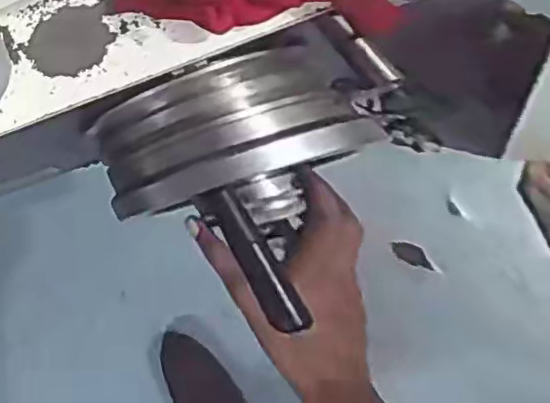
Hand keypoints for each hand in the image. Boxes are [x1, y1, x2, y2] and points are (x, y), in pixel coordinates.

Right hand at [190, 175, 378, 402]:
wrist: (334, 388)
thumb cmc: (294, 345)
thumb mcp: (249, 301)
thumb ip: (224, 261)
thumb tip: (198, 228)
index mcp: (321, 264)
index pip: (331, 215)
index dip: (318, 187)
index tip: (299, 168)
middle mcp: (341, 269)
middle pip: (347, 220)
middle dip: (326, 194)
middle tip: (300, 179)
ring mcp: (351, 283)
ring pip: (349, 236)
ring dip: (329, 213)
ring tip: (297, 201)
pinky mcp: (351, 296)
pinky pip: (344, 253)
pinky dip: (328, 235)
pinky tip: (301, 240)